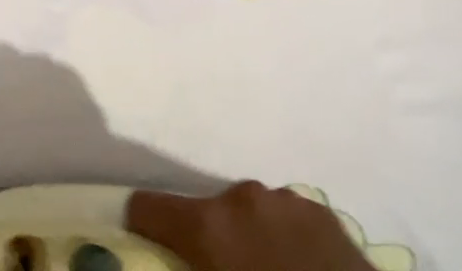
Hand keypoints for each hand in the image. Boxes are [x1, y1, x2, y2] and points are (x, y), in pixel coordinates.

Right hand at [128, 181, 377, 270]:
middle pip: (203, 210)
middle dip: (206, 240)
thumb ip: (181, 269)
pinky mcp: (322, 211)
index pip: (146, 205)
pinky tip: (297, 267)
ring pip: (247, 212)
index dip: (140, 227)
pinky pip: (284, 217)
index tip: (143, 246)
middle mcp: (240, 198)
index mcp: (208, 224)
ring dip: (247, 237)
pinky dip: (281, 238)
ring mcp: (285, 200)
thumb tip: (163, 261)